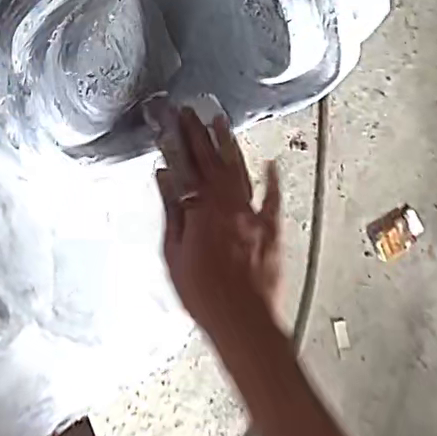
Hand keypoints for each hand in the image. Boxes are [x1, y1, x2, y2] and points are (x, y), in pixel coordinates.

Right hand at [155, 106, 281, 332]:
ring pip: (240, 172)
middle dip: (201, 134)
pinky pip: (272, 199)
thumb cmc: (204, 292)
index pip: (188, 163)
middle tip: (192, 112)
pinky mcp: (270, 232)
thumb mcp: (173, 249)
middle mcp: (230, 205)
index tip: (175, 118)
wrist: (243, 323)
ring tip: (221, 124)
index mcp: (202, 207)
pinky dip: (272, 179)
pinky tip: (270, 163)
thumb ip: (171, 209)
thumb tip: (164, 178)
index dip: (181, 138)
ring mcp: (253, 217)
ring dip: (230, 146)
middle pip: (213, 161)